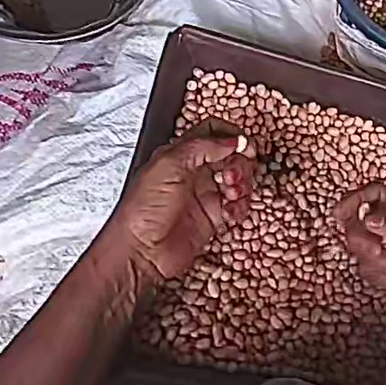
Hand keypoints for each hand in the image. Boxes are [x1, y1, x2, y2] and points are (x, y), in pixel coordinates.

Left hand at [102, 121, 255, 290]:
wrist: (142, 251)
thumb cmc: (144, 211)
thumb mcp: (169, 166)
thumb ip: (202, 147)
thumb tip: (231, 140)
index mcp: (180, 154)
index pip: (211, 133)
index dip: (230, 136)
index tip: (242, 145)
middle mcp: (194, 172)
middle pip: (230, 156)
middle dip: (239, 163)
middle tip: (231, 176)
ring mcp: (205, 194)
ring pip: (238, 179)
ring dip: (242, 184)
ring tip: (231, 194)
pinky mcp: (214, 216)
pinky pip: (238, 204)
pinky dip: (240, 206)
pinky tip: (230, 212)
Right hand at [333, 184, 385, 321]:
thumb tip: (369, 219)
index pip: (374, 194)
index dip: (355, 200)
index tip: (341, 213)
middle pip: (358, 221)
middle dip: (365, 240)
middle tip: (378, 252)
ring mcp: (385, 246)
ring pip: (359, 247)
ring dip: (378, 264)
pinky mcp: (380, 268)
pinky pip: (365, 269)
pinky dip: (382, 278)